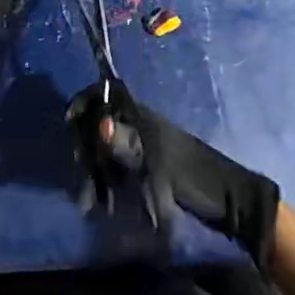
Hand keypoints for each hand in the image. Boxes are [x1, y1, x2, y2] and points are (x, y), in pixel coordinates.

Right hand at [68, 83, 280, 270]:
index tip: (68, 121)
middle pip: (100, 121)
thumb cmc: (192, 175)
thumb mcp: (158, 163)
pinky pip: (116, 166)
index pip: (107, 91)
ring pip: (106, 147)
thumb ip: (126, 144)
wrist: (226, 198)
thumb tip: (100, 124)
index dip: (85, 99)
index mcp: (141, 115)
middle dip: (85, 145)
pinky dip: (105, 182)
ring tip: (89, 201)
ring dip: (93, 170)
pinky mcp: (146, 167)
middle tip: (81, 173)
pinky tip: (101, 203)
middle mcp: (139, 124)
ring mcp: (143, 145)